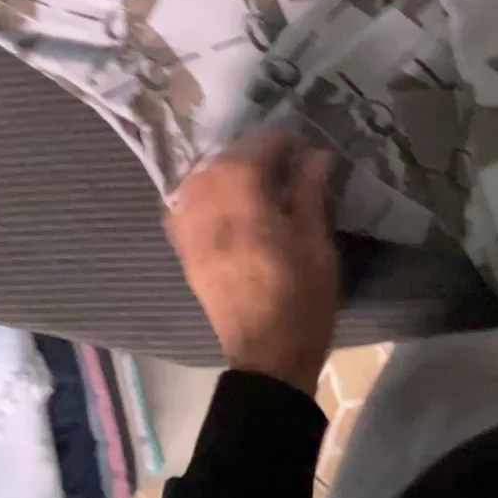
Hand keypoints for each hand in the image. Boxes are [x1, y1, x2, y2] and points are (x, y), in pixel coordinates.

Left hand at [163, 129, 340, 392]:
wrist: (269, 358)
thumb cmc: (304, 300)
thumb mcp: (318, 244)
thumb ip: (310, 194)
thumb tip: (315, 154)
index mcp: (247, 211)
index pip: (254, 154)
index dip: (277, 140)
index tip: (300, 141)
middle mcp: (211, 216)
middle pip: (218, 164)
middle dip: (247, 150)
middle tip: (278, 155)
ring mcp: (192, 236)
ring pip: (196, 182)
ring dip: (221, 168)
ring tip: (249, 173)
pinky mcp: (187, 255)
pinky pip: (180, 209)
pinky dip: (197, 193)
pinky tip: (217, 197)